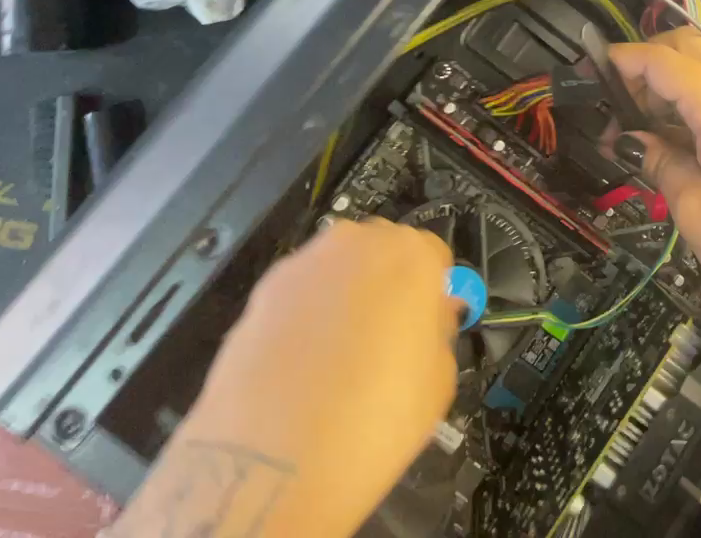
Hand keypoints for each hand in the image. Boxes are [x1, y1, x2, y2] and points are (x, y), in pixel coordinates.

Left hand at [123, 219, 457, 537]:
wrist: (276, 456)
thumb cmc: (378, 416)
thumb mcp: (439, 379)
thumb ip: (438, 331)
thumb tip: (430, 317)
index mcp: (412, 256)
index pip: (433, 255)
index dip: (431, 291)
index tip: (424, 325)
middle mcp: (358, 243)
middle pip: (382, 251)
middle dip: (386, 283)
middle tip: (383, 338)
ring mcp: (304, 262)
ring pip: (336, 269)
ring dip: (342, 296)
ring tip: (336, 357)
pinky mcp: (261, 291)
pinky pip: (299, 293)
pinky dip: (304, 316)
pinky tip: (300, 366)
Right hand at [607, 29, 700, 316]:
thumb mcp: (693, 206)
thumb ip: (658, 162)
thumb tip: (631, 142)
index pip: (664, 60)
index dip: (623, 59)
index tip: (591, 72)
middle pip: (687, 47)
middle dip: (646, 61)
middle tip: (617, 102)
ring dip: (667, 81)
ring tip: (638, 126)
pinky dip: (687, 99)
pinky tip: (669, 138)